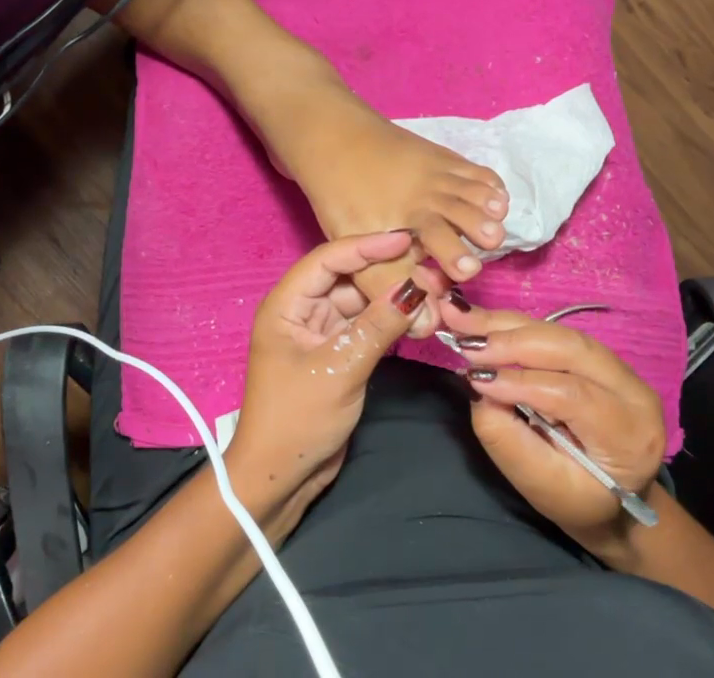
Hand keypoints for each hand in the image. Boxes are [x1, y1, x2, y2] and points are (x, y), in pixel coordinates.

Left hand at [229, 231, 427, 509]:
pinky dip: (388, 324)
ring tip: (433, 294)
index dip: (367, 245)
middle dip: (386, 275)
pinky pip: (363, 328)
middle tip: (431, 269)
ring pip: (359, 304)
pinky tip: (418, 319)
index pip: (327, 259)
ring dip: (391, 301)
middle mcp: (300, 313)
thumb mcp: (340, 368)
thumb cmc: (297, 418)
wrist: (280, 476)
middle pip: (346, 279)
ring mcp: (318, 335)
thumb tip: (416, 287)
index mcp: (286, 305)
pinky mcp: (335, 356)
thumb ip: (378, 326)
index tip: (407, 237)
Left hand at [274, 80, 508, 333]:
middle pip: (455, 218)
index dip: (446, 265)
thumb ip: (384, 282)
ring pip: (471, 193)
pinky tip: (498, 204)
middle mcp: (422, 197)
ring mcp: (436, 174)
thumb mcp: (350, 242)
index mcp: (396, 220)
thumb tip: (425, 325)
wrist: (337, 138)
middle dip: (473, 235)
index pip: (425, 248)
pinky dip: (491, 188)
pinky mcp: (446, 158)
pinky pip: (477, 172)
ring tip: (496, 229)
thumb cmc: (343, 197)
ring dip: (487, 212)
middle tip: (485, 251)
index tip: (462, 280)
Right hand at [436, 296, 665, 549]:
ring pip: (560, 333)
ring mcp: (621, 369)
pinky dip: (514, 325)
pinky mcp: (600, 357)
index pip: (573, 394)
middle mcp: (634, 392)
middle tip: (462, 339)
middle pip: (571, 349)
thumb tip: (478, 389)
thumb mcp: (541, 485)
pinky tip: (480, 320)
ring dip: (506, 324)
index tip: (473, 378)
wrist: (617, 499)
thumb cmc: (578, 499)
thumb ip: (508, 441)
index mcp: (629, 434)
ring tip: (460, 315)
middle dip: (512, 341)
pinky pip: (555, 333)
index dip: (521, 382)